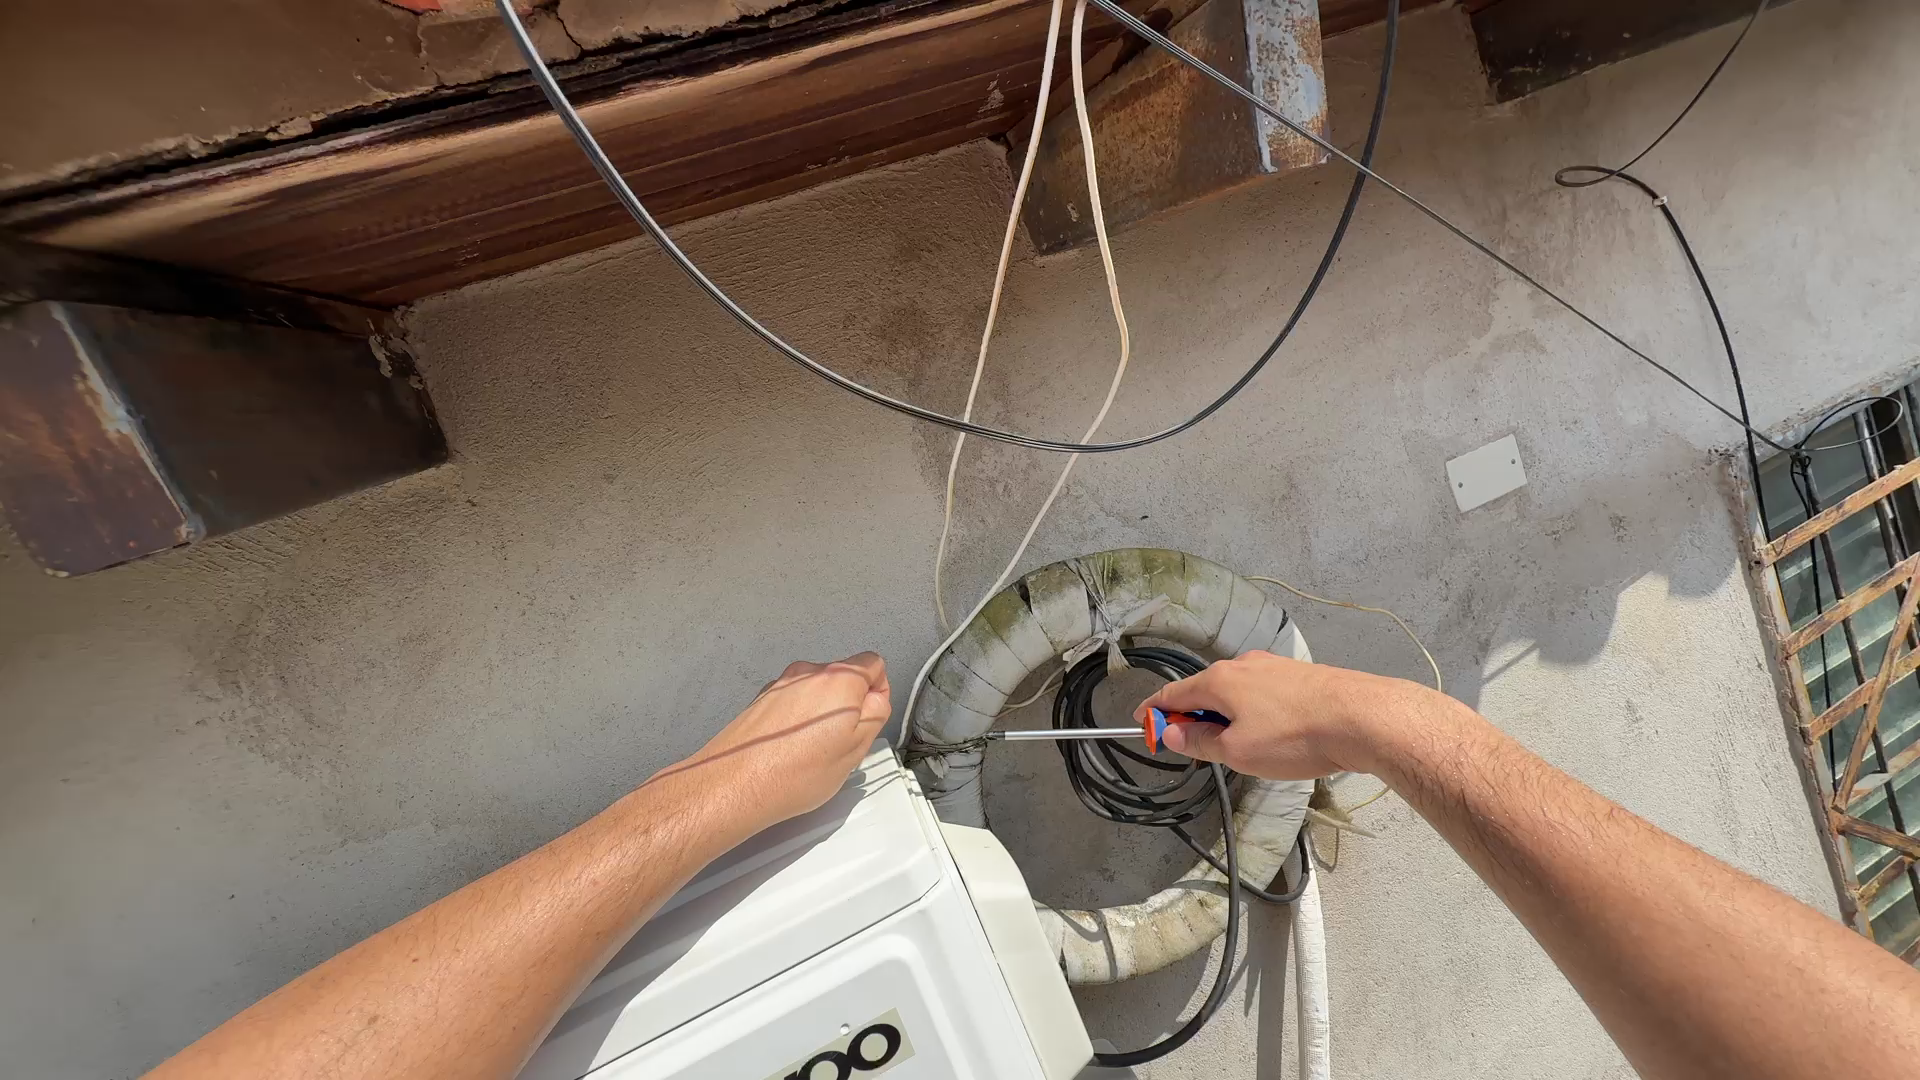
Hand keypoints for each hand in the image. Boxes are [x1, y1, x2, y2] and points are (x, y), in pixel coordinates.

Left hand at [671, 652, 891, 836]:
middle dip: (848, 705)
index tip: (870, 716)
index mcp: (839, 678)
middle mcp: (809, 672)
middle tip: (841, 742)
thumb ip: (877, 713)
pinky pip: (792, 703)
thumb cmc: (792, 773)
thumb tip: (877, 701)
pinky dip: (797, 720)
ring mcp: (782, 684)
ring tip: (812, 752)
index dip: (878, 692)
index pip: (874, 664)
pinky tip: (790, 751)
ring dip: (820, 714)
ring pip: (816, 692)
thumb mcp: (857, 748)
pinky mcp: (762, 699)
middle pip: (843, 678)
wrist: (735, 785)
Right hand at [1131, 651, 1433, 778]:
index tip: (1141, 722)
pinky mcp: (1298, 674)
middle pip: (1202, 689)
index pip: (1172, 694)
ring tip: (1232, 741)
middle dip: (1190, 714)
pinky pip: (1260, 691)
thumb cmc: (1292, 737)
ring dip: (1223, 712)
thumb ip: (1201, 742)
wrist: (1364, 716)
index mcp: (1218, 681)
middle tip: (1189, 742)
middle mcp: (1240, 666)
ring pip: (1234, 690)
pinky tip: (1268, 729)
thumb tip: (1171, 734)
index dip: (1153, 710)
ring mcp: (1271, 666)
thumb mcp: (1239, 751)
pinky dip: (1249, 708)